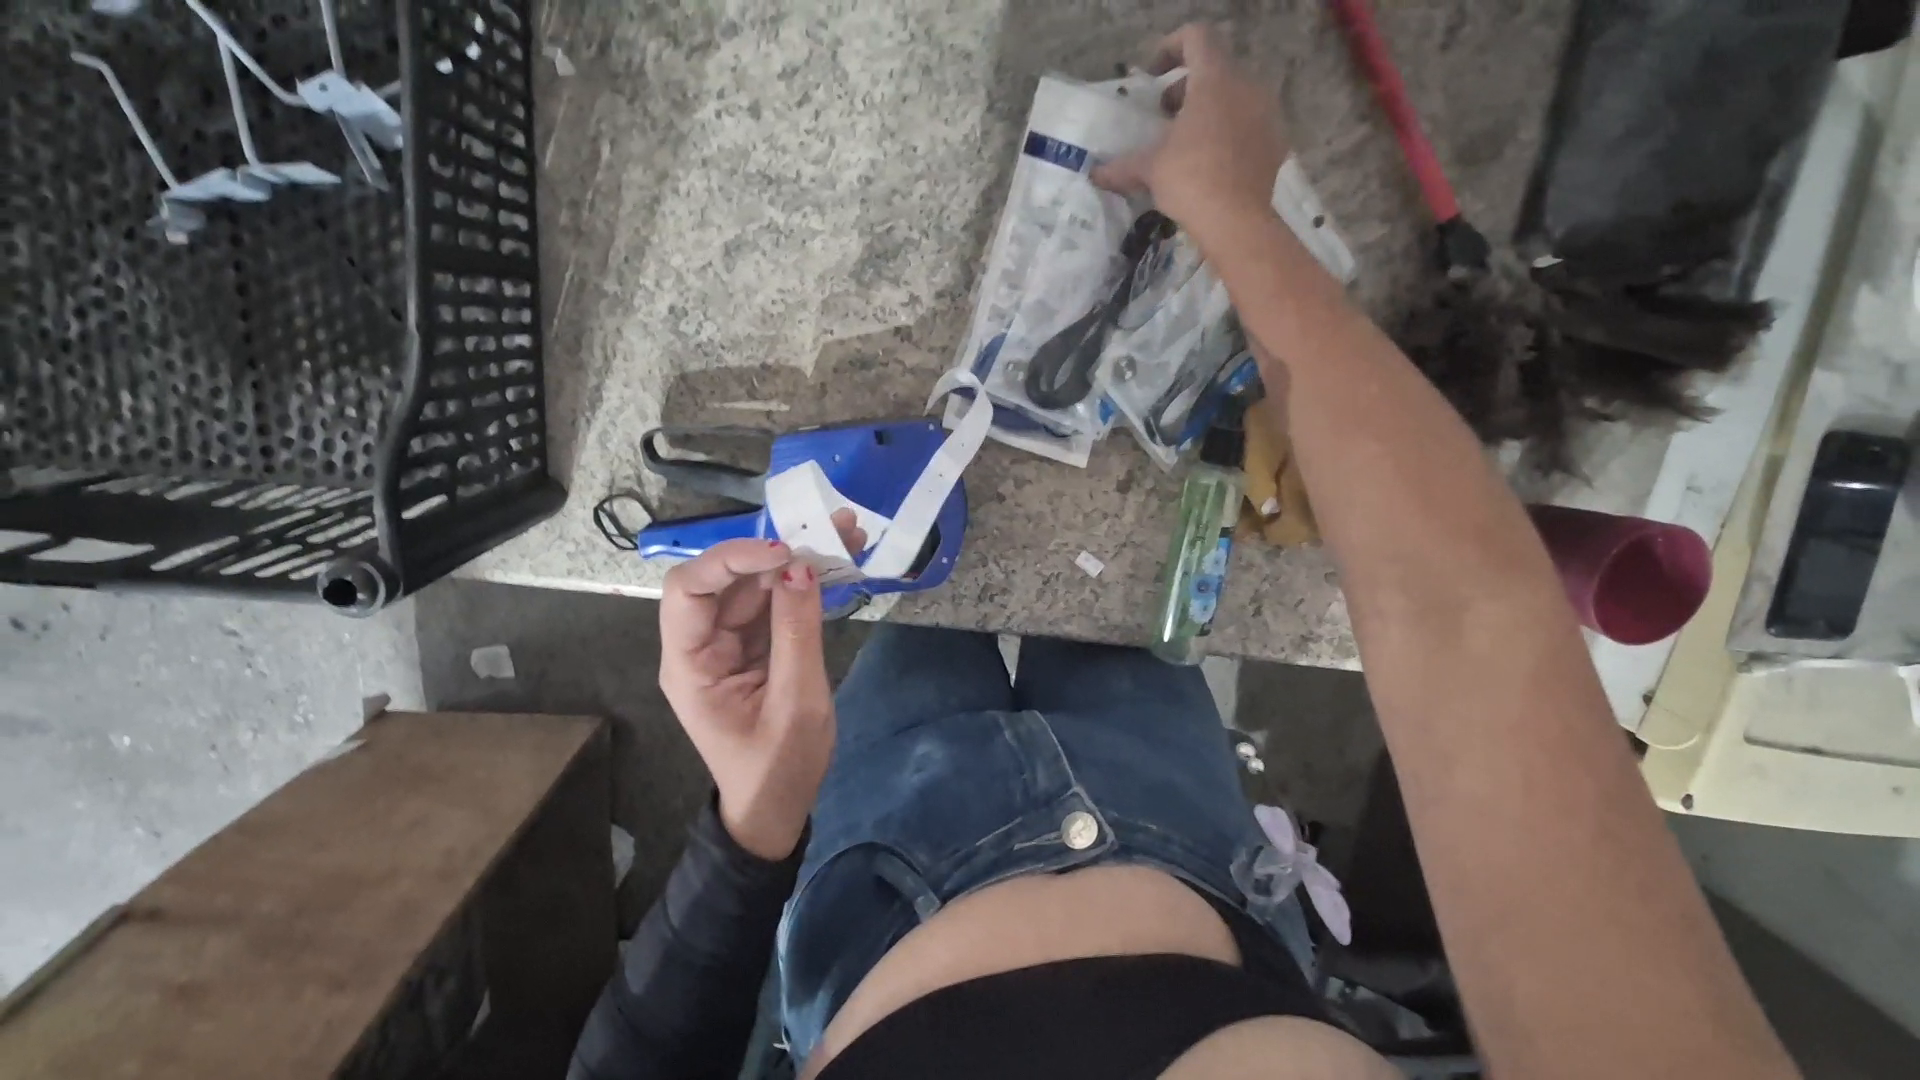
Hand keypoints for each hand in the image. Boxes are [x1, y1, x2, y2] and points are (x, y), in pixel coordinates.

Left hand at [658, 513, 864, 859]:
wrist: (778, 810)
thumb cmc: (779, 768)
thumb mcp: (796, 704)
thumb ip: (797, 633)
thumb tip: (801, 568)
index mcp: (689, 665)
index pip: (688, 591)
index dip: (729, 561)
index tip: (783, 553)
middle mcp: (701, 645)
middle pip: (725, 580)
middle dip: (772, 551)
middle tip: (829, 528)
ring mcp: (728, 643)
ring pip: (754, 585)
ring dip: (795, 559)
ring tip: (845, 532)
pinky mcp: (755, 646)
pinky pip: (774, 603)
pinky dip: (803, 582)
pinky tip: (838, 560)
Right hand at [1094, 24, 1288, 254]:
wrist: (1236, 221)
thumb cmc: (1190, 180)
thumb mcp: (1149, 169)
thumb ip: (1121, 166)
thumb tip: (1095, 174)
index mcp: (1214, 79)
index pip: (1196, 37)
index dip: (1171, 48)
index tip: (1153, 75)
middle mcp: (1247, 87)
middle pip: (1215, 69)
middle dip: (1187, 87)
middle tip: (1165, 115)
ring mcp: (1267, 114)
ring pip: (1235, 96)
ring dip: (1209, 110)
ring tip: (1187, 141)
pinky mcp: (1276, 142)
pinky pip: (1249, 125)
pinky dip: (1229, 133)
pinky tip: (1211, 163)